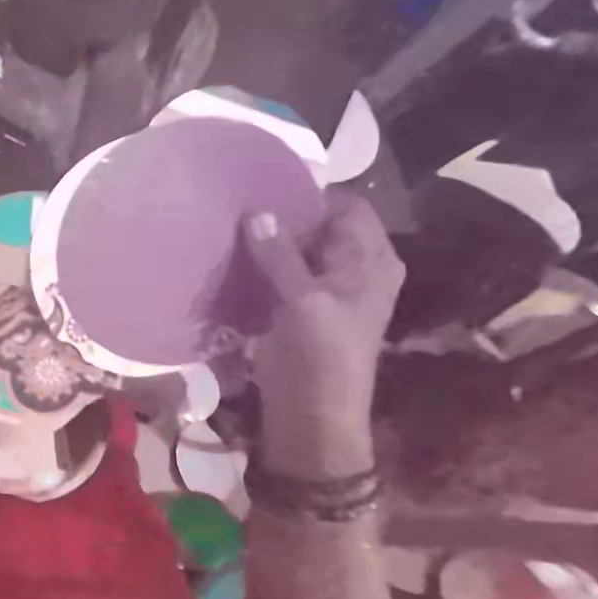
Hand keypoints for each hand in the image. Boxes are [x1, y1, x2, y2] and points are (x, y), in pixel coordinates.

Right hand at [242, 191, 405, 479]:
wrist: (311, 413)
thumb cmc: (320, 355)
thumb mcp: (303, 301)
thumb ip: (281, 256)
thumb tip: (256, 213)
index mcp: (370, 262)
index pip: (346, 208)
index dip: (310, 194)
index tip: (263, 184)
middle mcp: (351, 270)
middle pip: (318, 228)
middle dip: (282, 216)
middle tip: (236, 204)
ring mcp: (322, 291)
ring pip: (294, 252)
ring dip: (266, 243)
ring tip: (226, 227)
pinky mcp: (296, 310)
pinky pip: (278, 275)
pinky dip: (258, 266)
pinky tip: (229, 261)